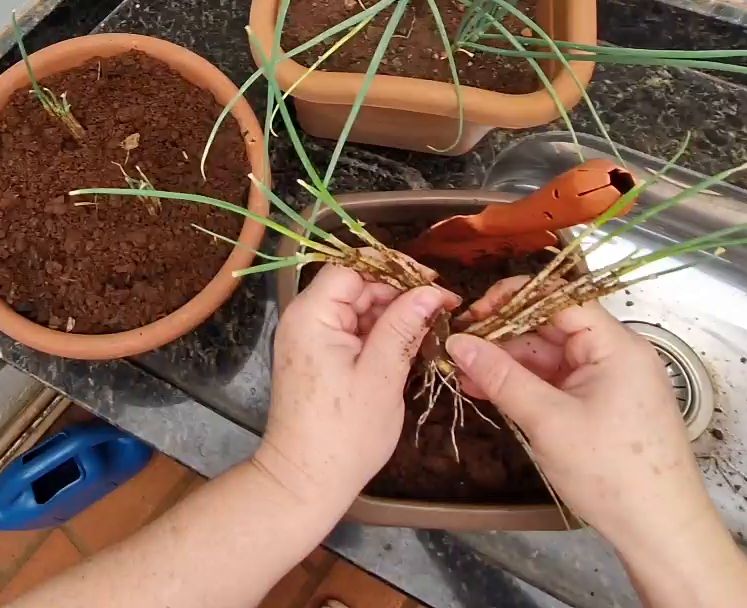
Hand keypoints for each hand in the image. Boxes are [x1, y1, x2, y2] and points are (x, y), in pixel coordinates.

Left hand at [254, 265, 458, 513]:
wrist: (305, 478)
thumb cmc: (344, 432)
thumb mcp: (382, 376)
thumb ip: (403, 327)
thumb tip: (431, 291)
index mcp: (311, 314)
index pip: (351, 268)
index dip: (392, 269)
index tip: (432, 282)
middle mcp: (304, 317)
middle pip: (354, 287)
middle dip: (397, 294)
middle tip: (442, 311)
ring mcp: (308, 336)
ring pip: (356, 309)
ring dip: (391, 316)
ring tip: (432, 331)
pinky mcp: (316, 355)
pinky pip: (351, 330)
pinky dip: (378, 335)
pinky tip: (408, 347)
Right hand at [444, 281, 719, 557]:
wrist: (664, 538)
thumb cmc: (614, 474)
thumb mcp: (547, 420)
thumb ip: (498, 375)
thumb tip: (456, 341)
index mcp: (615, 347)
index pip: (557, 297)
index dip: (511, 299)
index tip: (474, 316)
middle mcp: (615, 355)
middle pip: (548, 325)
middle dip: (501, 335)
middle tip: (460, 348)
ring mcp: (608, 380)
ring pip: (546, 354)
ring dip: (505, 362)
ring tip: (465, 374)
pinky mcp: (600, 404)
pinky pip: (553, 379)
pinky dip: (521, 383)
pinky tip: (486, 390)